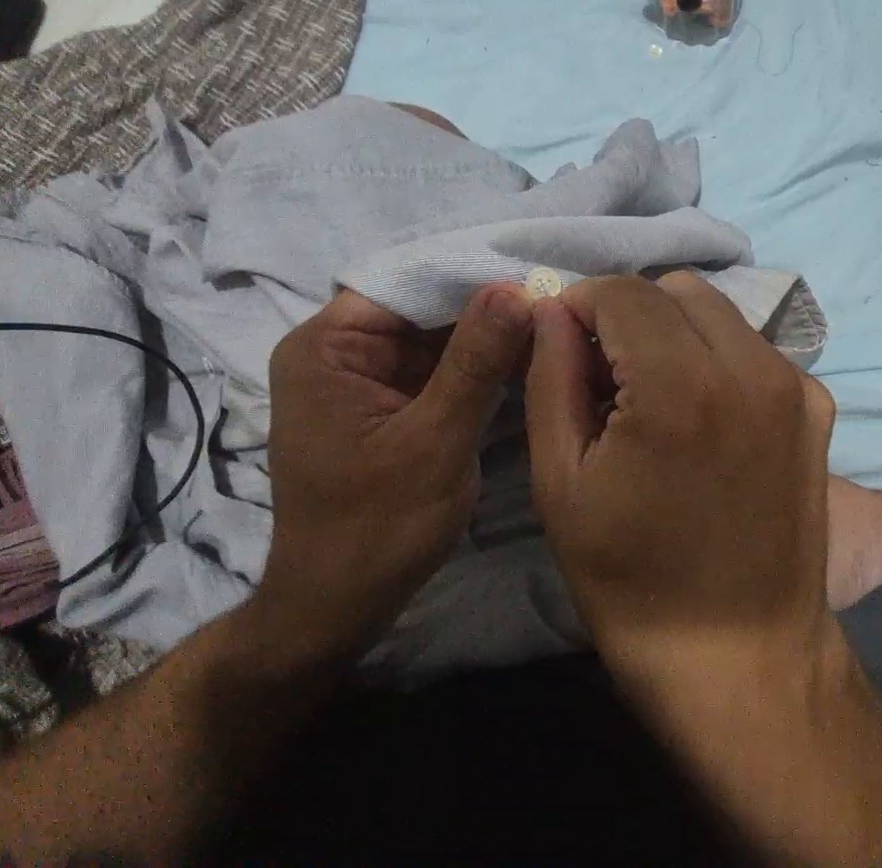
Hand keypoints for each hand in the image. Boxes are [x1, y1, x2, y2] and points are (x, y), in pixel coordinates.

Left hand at [261, 285, 533, 657]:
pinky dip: (478, 365)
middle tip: (556, 298)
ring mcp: (364, 379)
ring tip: (553, 322)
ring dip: (488, 334)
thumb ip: (475, 363)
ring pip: (435, 336)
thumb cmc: (377, 527)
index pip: (406, 284)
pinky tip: (527, 358)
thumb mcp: (434, 441)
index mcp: (326, 348)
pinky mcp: (388, 405)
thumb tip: (517, 289)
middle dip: (486, 305)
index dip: (471, 276)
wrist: (339, 605)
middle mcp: (338, 352)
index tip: (535, 276)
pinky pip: (437, 368)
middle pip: (421, 307)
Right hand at [525, 273, 835, 688]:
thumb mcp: (562, 481)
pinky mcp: (818, 407)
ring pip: (720, 313)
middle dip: (629, 313)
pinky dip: (718, 359)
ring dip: (675, 332)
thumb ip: (551, 375)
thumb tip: (552, 308)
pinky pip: (754, 350)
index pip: (623, 292)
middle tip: (604, 372)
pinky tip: (702, 418)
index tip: (563, 344)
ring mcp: (795, 385)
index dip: (580, 306)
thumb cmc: (632, 578)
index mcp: (679, 386)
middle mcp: (750, 367)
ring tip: (652, 396)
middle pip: (676, 291)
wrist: (738, 651)